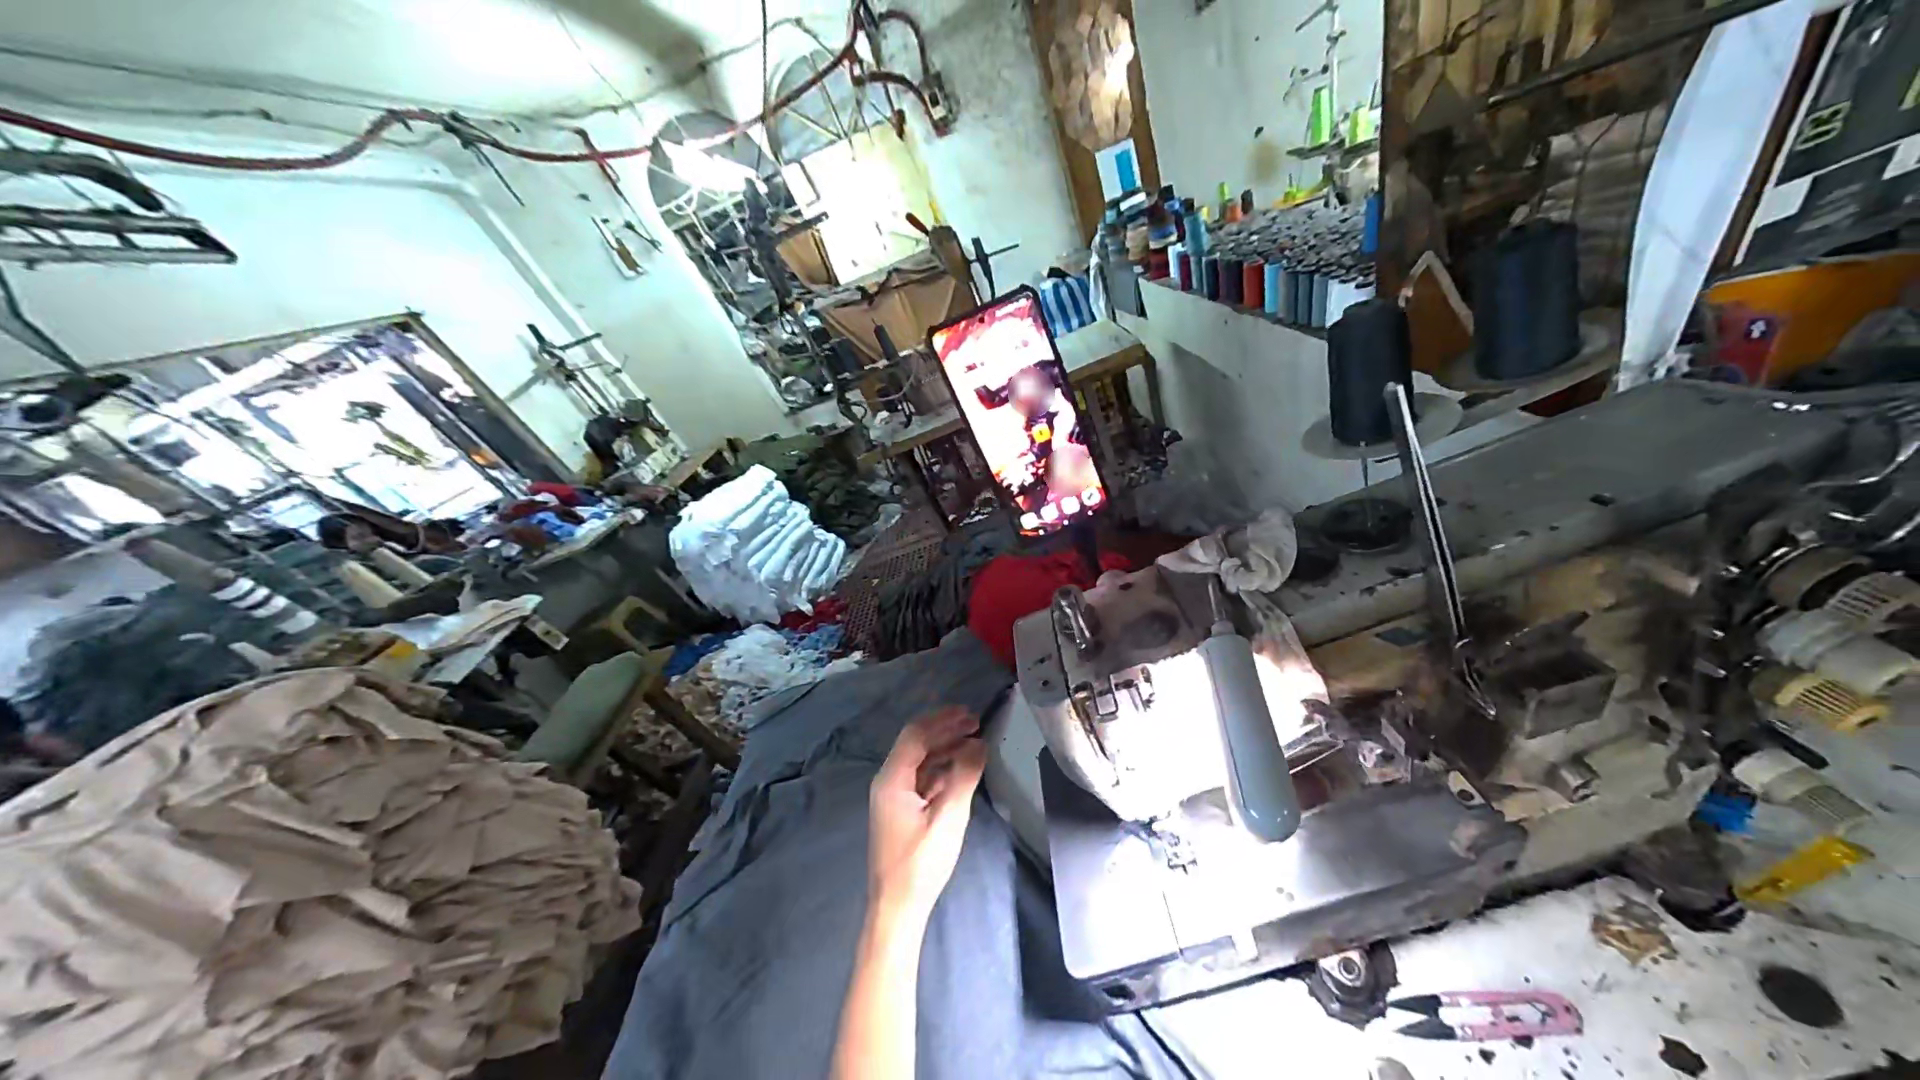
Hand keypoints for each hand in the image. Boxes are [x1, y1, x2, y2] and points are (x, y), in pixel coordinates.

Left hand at [867, 706, 985, 924]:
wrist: (897, 908)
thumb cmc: (920, 863)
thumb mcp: (948, 818)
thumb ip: (963, 777)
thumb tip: (978, 744)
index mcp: (892, 779)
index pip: (916, 735)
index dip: (943, 720)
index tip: (970, 714)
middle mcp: (888, 782)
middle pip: (916, 744)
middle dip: (945, 730)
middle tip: (975, 723)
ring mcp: (893, 797)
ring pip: (919, 761)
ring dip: (944, 748)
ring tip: (973, 743)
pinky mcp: (901, 811)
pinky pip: (921, 778)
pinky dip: (941, 768)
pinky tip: (961, 769)